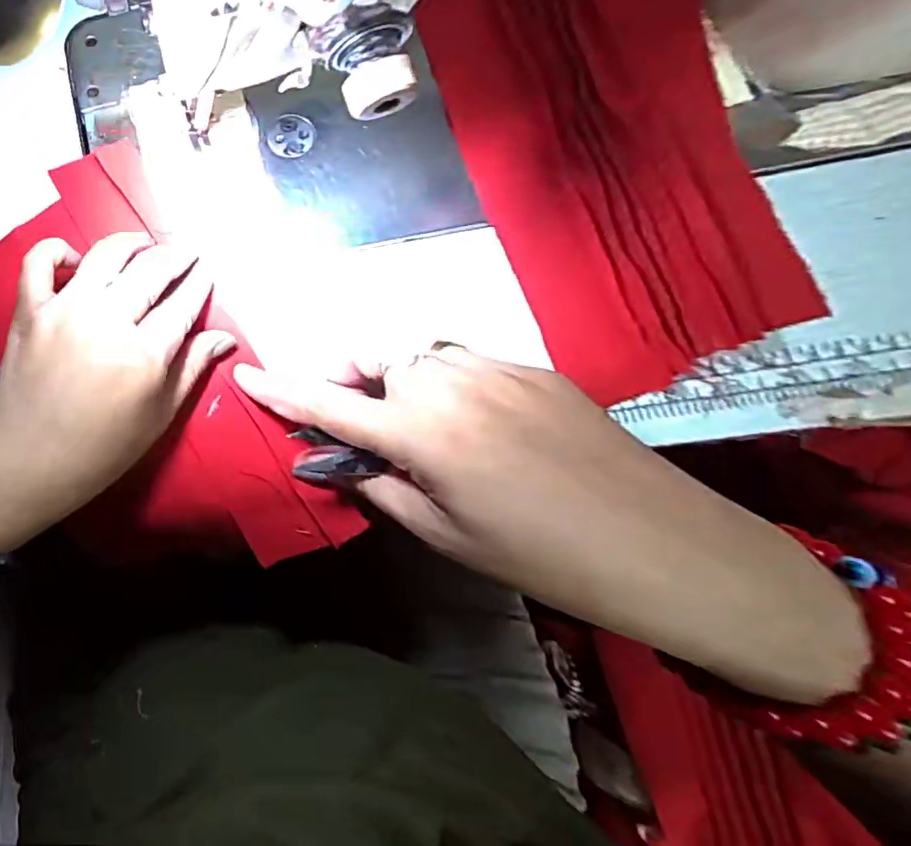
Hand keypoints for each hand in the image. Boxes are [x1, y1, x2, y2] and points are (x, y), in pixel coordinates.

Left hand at [0, 232, 235, 553]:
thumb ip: (191, 369)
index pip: (182, 304)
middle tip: (186, 253)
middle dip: (176, 256)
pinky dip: (58, 251)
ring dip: (131, 243)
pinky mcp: (28, 310)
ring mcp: (62, 311)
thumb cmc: (99, 450)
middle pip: (151, 271)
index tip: (207, 271)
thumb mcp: (157, 417)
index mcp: (143, 356)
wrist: (24, 463)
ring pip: (104, 255)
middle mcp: (105, 322)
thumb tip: (225, 338)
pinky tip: (76, 260)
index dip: (199, 283)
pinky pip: (40, 260)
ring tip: (145, 245)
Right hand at [234, 347, 869, 704]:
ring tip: (426, 424)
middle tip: (368, 424)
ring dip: (404, 379)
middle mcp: (450, 385)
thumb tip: (343, 460)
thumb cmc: (541, 556)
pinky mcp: (532, 366)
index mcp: (423, 435)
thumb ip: (383, 487)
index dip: (282, 391)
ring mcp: (496, 368)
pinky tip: (479, 422)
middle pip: (376, 361)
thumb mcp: (446, 536)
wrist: (664, 545)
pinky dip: (450, 382)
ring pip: (421, 354)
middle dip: (358, 384)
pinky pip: (467, 360)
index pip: (331, 405)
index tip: (246, 375)